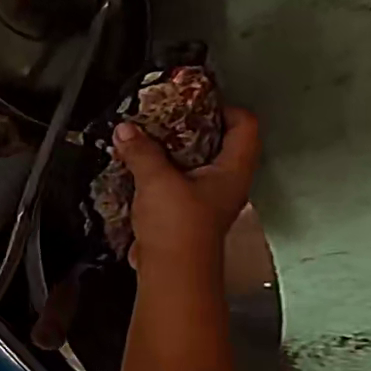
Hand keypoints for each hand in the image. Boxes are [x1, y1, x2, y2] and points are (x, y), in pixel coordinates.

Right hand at [113, 105, 259, 272]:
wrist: (171, 268)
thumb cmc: (179, 227)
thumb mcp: (157, 181)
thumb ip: (141, 152)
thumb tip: (126, 129)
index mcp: (233, 169)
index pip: (244, 124)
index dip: (223, 108)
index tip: (193, 102)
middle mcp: (226, 181)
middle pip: (216, 142)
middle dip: (188, 128)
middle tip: (161, 119)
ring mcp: (206, 198)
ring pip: (192, 163)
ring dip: (169, 152)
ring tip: (144, 142)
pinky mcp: (184, 212)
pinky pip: (174, 183)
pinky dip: (158, 173)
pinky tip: (137, 171)